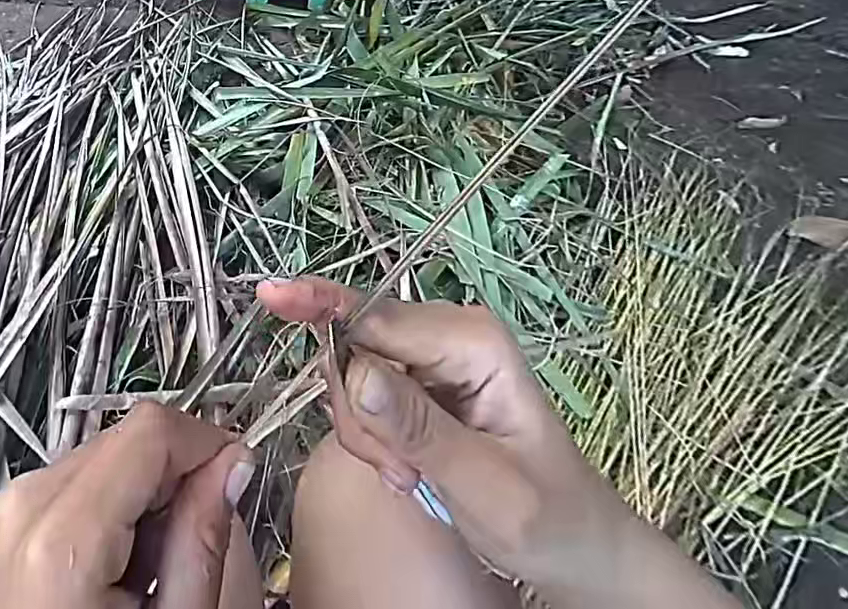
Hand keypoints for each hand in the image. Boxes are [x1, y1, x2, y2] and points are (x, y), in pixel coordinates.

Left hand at [0, 402, 253, 608]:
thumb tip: (232, 465)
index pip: (151, 431)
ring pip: (115, 448)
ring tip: (153, 563)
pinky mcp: (20, 513)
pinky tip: (124, 563)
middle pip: (132, 436)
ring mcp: (19, 505)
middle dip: (178, 474)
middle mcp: (31, 503)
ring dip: (152, 490)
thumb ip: (203, 541)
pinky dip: (123, 503)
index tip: (232, 474)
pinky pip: (91, 473)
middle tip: (194, 539)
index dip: (204, 443)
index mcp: (63, 537)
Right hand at [257, 276, 735, 608]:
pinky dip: (367, 435)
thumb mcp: (489, 488)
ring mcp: (426, 356)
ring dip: (363, 429)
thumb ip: (420, 429)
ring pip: (350, 371)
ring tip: (409, 475)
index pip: (378, 319)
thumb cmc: (549, 520)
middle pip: (356, 345)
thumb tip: (354, 371)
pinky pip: (360, 393)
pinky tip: (402, 467)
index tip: (271, 296)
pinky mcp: (413, 380)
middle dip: (357, 409)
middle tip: (397, 470)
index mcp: (472, 340)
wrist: (575, 551)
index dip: (323, 309)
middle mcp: (444, 334)